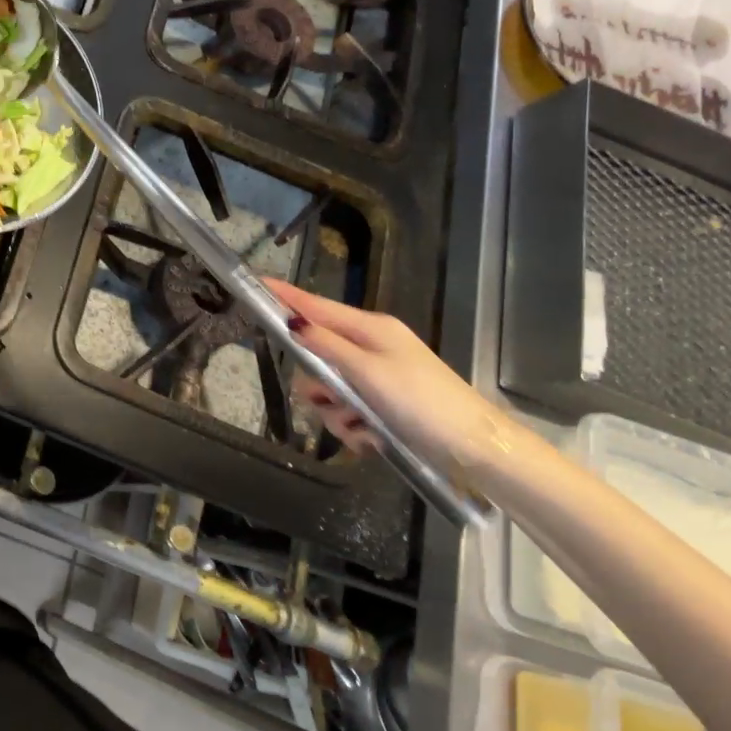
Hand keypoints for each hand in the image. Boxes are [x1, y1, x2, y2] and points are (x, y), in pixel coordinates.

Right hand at [263, 278, 515, 469]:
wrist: (473, 447)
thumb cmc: (422, 401)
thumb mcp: (368, 371)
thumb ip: (326, 346)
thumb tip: (292, 322)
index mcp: (369, 330)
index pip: (316, 306)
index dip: (286, 297)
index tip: (257, 284)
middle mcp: (368, 350)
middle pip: (314, 356)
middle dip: (316, 383)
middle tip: (329, 399)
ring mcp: (374, 379)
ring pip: (326, 389)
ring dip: (334, 412)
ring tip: (359, 426)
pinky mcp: (380, 406)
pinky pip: (345, 412)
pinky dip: (351, 427)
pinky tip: (370, 438)